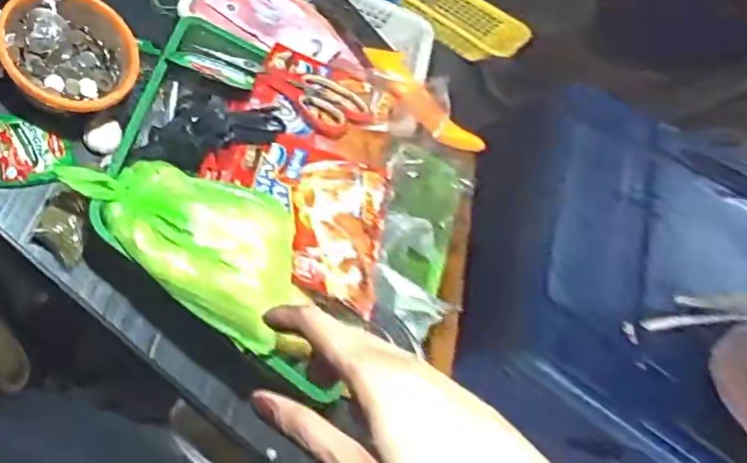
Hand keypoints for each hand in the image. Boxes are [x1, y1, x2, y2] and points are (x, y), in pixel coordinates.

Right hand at [252, 305, 544, 462]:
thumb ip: (309, 429)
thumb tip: (260, 398)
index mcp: (377, 374)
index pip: (320, 323)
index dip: (287, 316)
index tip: (266, 322)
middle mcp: (412, 368)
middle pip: (355, 335)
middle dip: (322, 341)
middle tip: (300, 364)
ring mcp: (454, 390)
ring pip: (391, 356)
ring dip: (357, 362)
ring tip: (345, 394)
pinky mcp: (486, 415)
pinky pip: (423, 379)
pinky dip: (393, 381)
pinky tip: (397, 417)